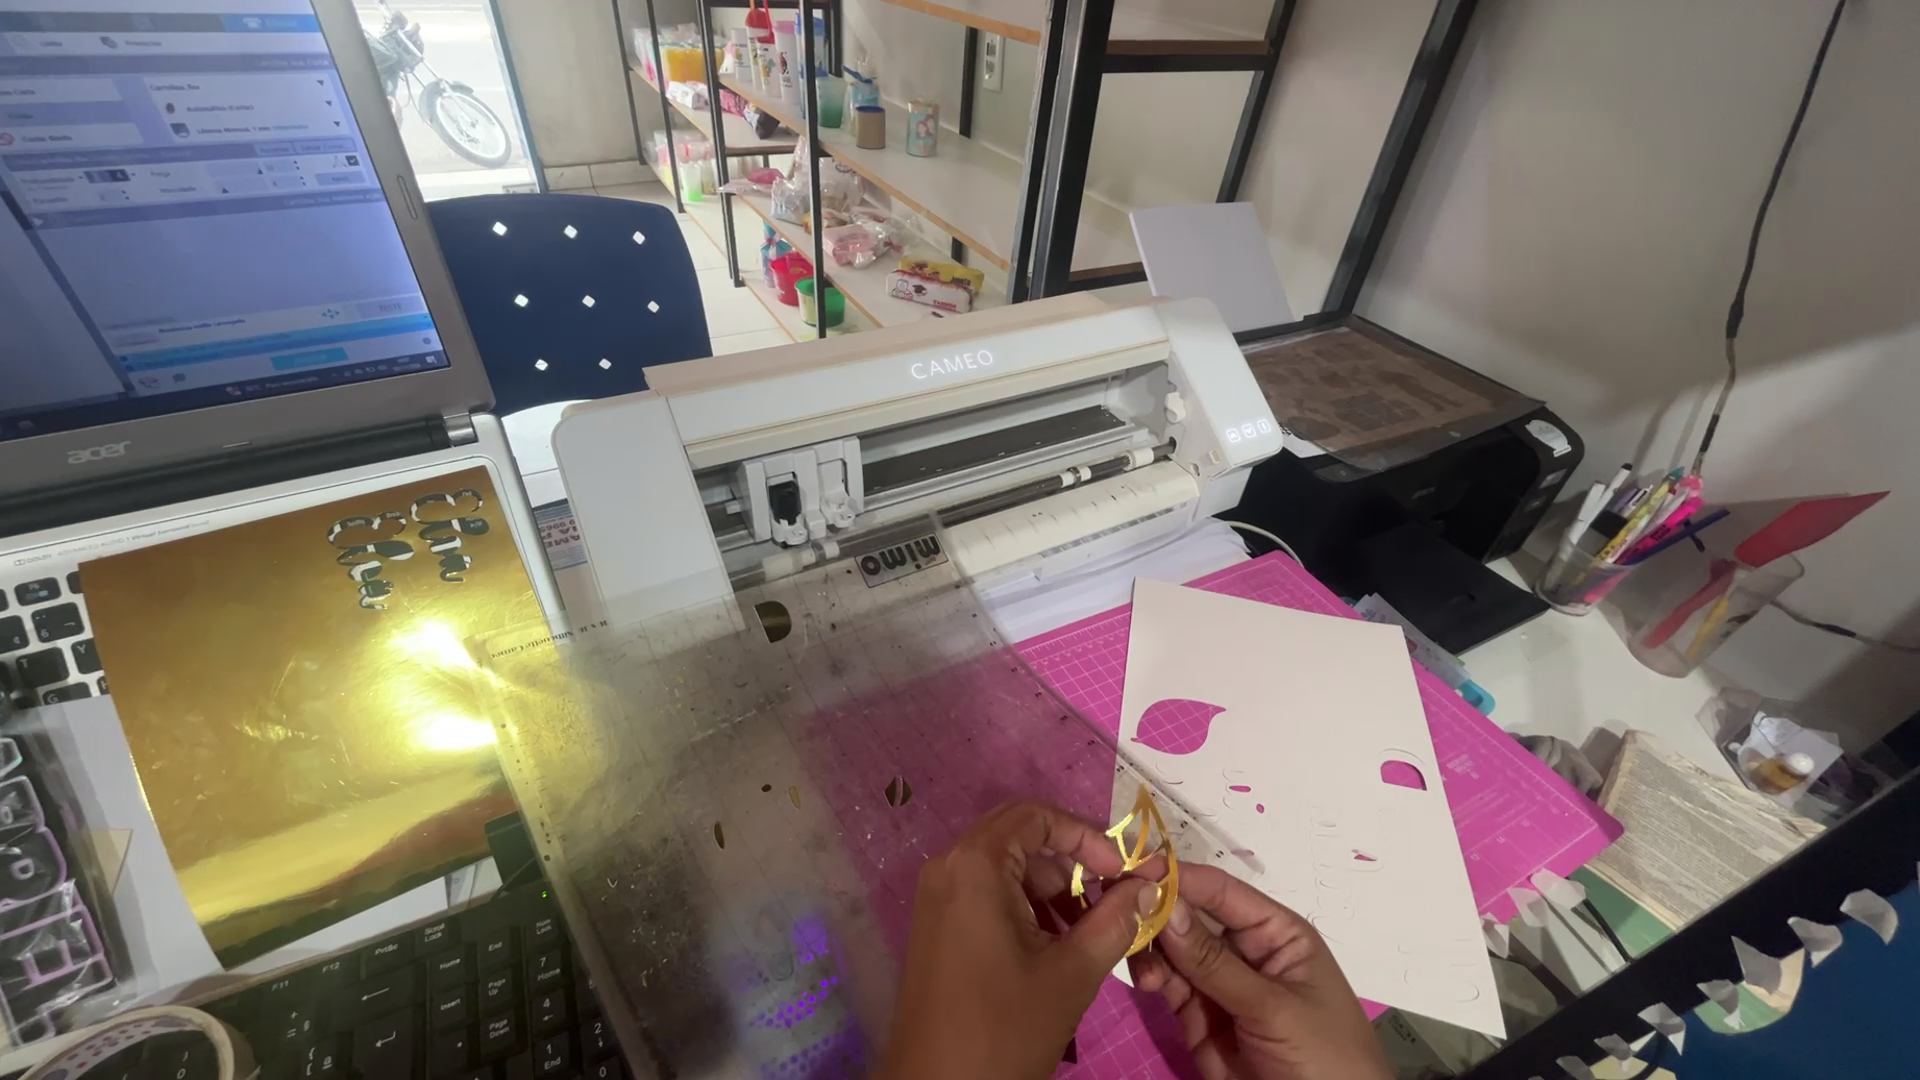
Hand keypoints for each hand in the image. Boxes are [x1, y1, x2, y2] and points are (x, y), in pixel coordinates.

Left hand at [875, 801, 1158, 1079]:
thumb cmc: (1004, 1028)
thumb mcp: (1070, 973)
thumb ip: (1115, 920)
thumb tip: (1150, 885)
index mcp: (975, 863)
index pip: (1036, 816)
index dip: (1085, 836)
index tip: (1122, 872)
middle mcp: (950, 864)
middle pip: (1020, 835)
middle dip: (1071, 862)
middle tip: (1111, 896)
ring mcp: (939, 892)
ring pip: (1007, 865)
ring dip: (1052, 888)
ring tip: (1091, 929)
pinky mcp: (939, 920)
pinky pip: (989, 890)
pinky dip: (1027, 905)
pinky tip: (1057, 943)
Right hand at [1128, 863, 1390, 1079]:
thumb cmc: (1324, 1061)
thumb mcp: (1274, 1009)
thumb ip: (1214, 961)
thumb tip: (1162, 902)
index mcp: (1274, 931)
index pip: (1220, 890)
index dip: (1179, 876)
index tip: (1134, 870)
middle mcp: (1242, 947)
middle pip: (1188, 913)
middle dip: (1154, 910)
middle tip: (1117, 908)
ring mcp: (1218, 981)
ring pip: (1170, 946)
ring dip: (1149, 946)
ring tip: (1140, 964)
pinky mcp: (1198, 1014)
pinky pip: (1167, 981)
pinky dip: (1151, 976)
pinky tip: (1147, 984)